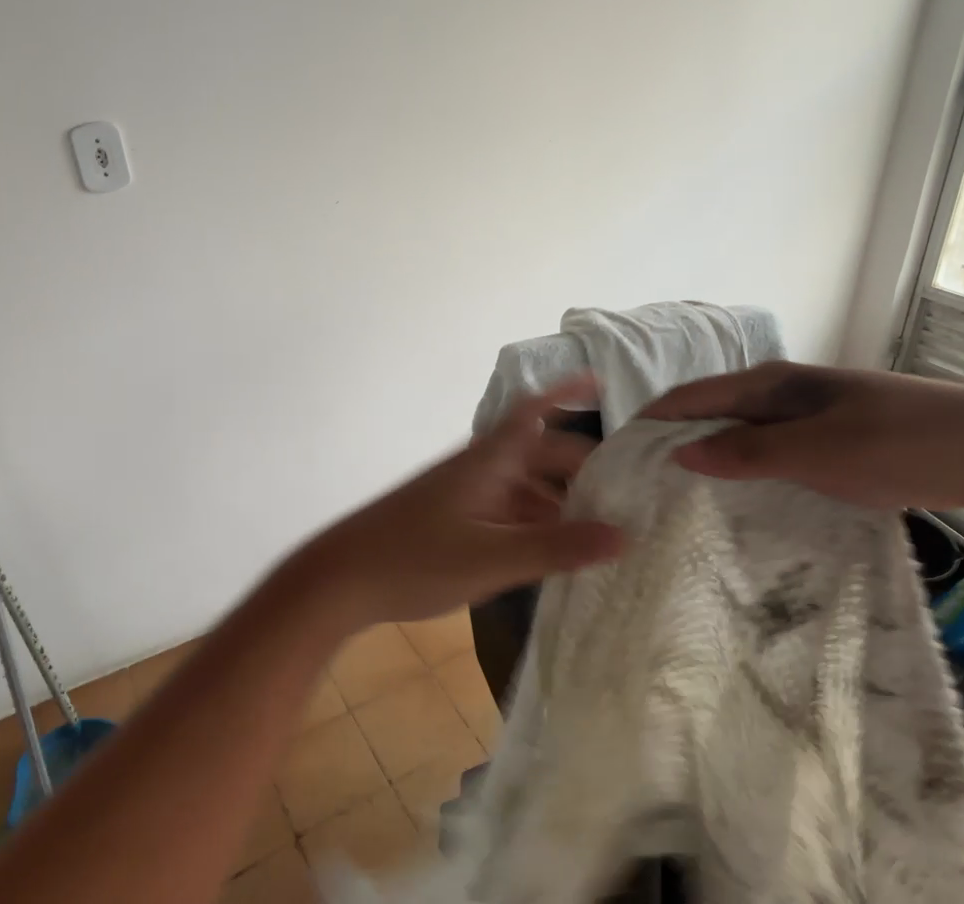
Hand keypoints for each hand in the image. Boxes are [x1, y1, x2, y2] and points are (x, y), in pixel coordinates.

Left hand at [292, 378, 625, 628]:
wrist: (339, 580)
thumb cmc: (414, 559)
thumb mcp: (493, 557)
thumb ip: (557, 547)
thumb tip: (625, 535)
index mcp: (487, 461)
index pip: (533, 412)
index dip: (565, 393)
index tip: (601, 382)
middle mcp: (477, 469)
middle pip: (537, 455)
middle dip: (578, 468)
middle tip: (624, 493)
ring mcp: (462, 495)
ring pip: (522, 486)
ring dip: (557, 500)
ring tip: (598, 527)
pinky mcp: (451, 521)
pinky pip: (505, 510)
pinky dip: (532, 521)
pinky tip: (550, 551)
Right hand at [641, 362, 963, 511]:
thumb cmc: (899, 442)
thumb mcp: (820, 450)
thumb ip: (748, 452)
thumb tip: (678, 454)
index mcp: (770, 385)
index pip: (688, 399)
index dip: (649, 425)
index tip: (614, 462)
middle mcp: (778, 397)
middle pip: (706, 419)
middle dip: (671, 448)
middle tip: (639, 494)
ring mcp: (800, 422)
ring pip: (735, 442)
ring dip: (706, 467)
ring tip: (674, 506)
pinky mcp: (821, 448)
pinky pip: (764, 461)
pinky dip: (741, 479)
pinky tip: (733, 510)